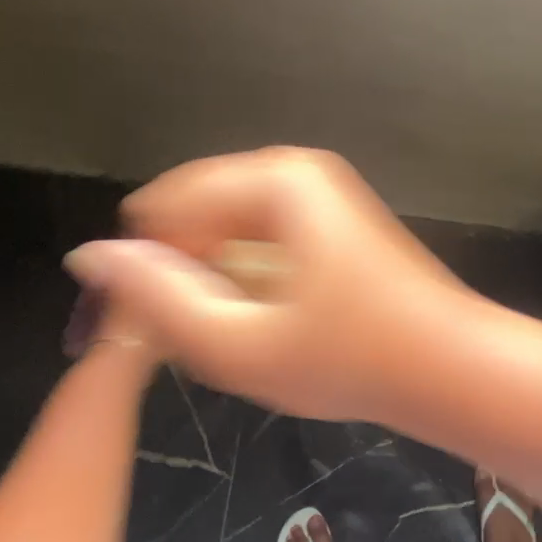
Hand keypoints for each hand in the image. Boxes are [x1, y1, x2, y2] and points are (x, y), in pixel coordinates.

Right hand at [62, 148, 471, 419]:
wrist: (451, 370)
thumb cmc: (349, 360)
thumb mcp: (238, 343)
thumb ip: (157, 297)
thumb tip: (90, 254)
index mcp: (275, 180)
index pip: (166, 203)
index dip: (142, 264)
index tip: (138, 327)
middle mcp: (296, 170)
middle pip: (198, 210)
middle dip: (181, 271)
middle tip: (186, 342)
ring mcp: (321, 193)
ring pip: (228, 227)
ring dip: (213, 279)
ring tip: (227, 338)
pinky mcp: (334, 220)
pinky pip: (262, 237)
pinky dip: (246, 277)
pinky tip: (260, 325)